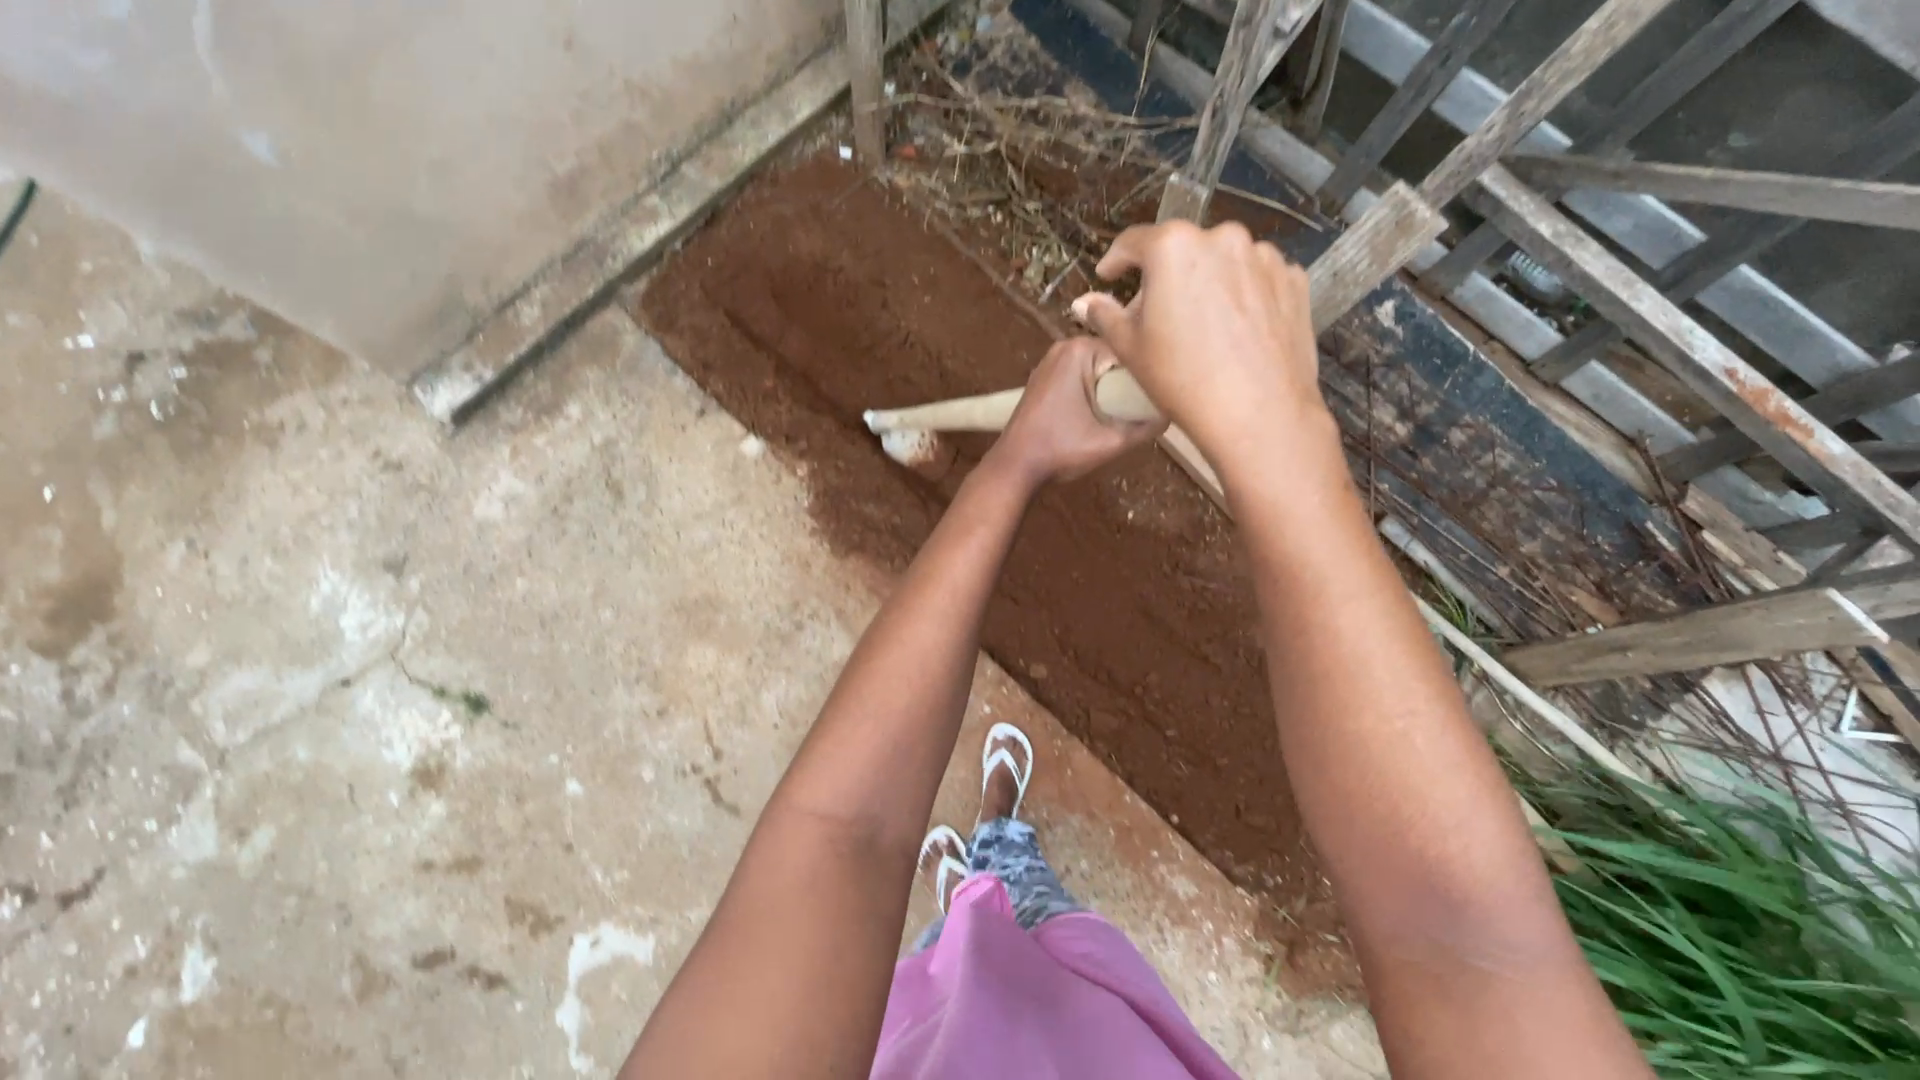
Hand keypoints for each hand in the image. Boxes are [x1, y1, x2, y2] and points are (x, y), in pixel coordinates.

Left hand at [985, 336, 1163, 487]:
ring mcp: (1052, 362)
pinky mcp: (1046, 378)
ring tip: (1133, 411)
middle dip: (1130, 382)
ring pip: (1099, 370)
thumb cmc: (1060, 451)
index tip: (1163, 395)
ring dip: (1114, 389)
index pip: (1130, 351)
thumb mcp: (1111, 441)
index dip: (1148, 373)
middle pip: (1115, 359)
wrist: (1015, 467)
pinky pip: (1082, 377)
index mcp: (1081, 350)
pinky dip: (1095, 392)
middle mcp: (1065, 347)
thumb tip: (1172, 413)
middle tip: (1149, 407)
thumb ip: (1146, 426)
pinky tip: (1106, 413)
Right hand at [1071, 221, 1330, 477]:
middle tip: (1158, 315)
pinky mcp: (1293, 280)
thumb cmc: (1183, 379)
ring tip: (1202, 327)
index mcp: (1173, 247)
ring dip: (1207, 284)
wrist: (1259, 413)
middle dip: (1166, 276)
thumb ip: (1105, 316)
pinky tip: (1236, 331)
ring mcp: (1263, 257)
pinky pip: (1257, 279)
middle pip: (1182, 251)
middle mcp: (1222, 238)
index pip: (1134, 242)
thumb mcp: (1130, 349)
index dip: (1117, 261)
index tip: (1110, 275)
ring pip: (1223, 263)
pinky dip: (1243, 295)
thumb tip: (1084, 303)